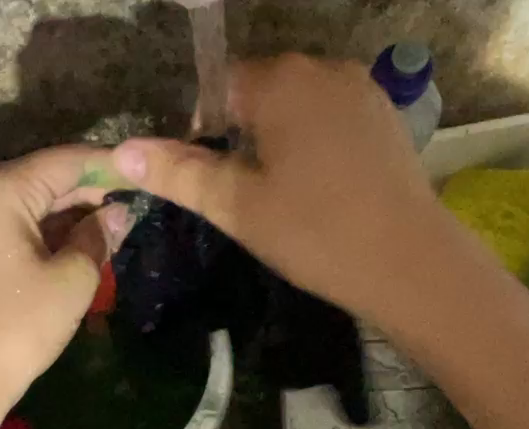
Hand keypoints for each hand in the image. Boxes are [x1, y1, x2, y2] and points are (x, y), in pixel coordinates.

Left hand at [0, 146, 132, 407]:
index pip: (69, 161)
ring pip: (47, 203)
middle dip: (98, 190)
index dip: (112, 166)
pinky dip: (64, 231)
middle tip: (143, 200)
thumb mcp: (73, 278)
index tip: (150, 171)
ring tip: (128, 221)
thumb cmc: (24, 324)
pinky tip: (97, 241)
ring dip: (84, 212)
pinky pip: (35, 225)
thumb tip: (121, 213)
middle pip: (56, 178)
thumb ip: (99, 236)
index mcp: (6, 189)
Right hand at [110, 55, 466, 324]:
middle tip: (241, 197)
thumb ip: (180, 173)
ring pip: (297, 108)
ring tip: (278, 199)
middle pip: (260, 92)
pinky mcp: (384, 117)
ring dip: (278, 142)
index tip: (207, 180)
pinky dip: (313, 147)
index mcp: (280, 81)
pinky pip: (330, 120)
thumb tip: (121, 152)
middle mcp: (323, 68)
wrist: (406, 261)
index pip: (219, 86)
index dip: (202, 130)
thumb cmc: (313, 232)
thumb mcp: (236, 207)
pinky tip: (317, 192)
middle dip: (241, 135)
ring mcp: (360, 89)